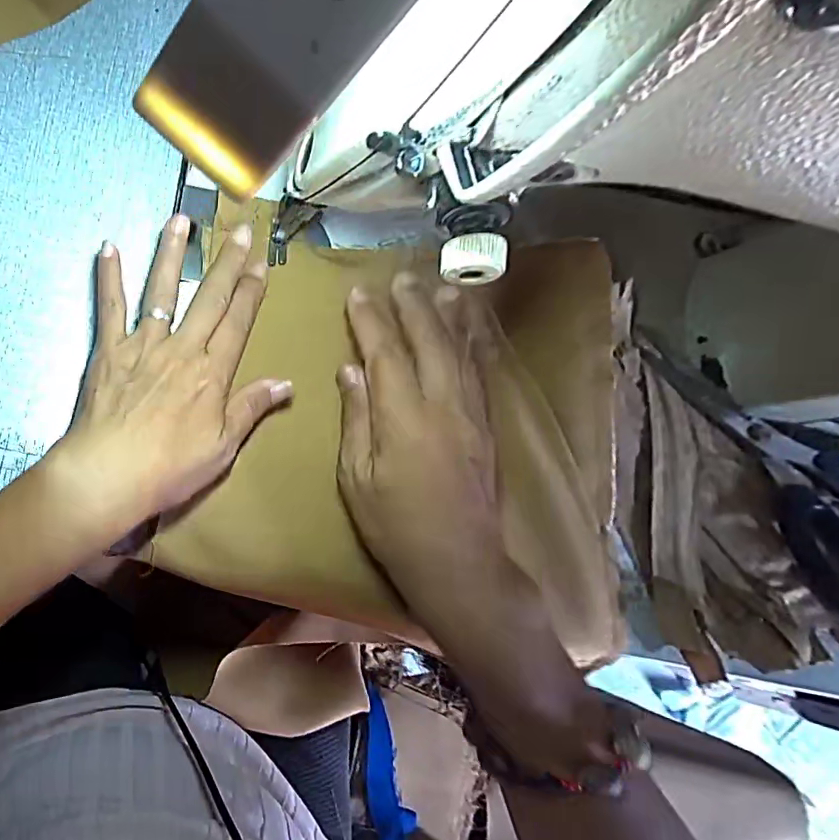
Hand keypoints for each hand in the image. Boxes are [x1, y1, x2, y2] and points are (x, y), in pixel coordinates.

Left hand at [44, 214, 291, 541]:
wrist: (109, 473)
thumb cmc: (168, 468)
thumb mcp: (222, 448)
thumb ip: (250, 409)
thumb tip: (286, 383)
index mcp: (212, 373)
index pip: (238, 322)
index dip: (252, 291)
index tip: (261, 263)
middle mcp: (180, 349)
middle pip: (208, 298)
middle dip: (227, 263)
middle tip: (239, 230)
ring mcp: (142, 346)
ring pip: (161, 291)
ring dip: (171, 254)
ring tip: (179, 221)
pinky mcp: (108, 351)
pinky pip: (109, 308)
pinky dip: (109, 278)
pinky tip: (108, 249)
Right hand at [337, 274, 601, 769]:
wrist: (458, 560)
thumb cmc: (392, 523)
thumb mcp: (356, 476)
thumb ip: (356, 419)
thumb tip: (351, 370)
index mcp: (403, 419)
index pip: (385, 354)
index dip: (370, 321)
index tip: (357, 293)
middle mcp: (443, 406)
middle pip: (427, 343)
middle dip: (410, 307)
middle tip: (397, 279)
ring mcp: (471, 413)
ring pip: (460, 351)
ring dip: (448, 317)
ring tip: (439, 287)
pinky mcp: (487, 425)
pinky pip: (479, 372)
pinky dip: (473, 344)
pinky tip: (469, 329)